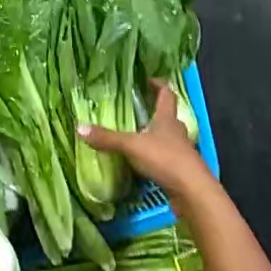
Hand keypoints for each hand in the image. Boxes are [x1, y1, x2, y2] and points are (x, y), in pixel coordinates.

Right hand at [78, 80, 211, 201]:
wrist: (192, 190)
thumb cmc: (165, 159)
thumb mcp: (132, 146)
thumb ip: (108, 138)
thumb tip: (79, 127)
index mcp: (167, 119)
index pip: (166, 94)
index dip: (158, 85)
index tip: (147, 80)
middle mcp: (176, 131)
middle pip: (168, 115)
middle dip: (154, 111)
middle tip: (136, 110)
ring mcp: (181, 150)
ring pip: (168, 137)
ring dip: (155, 135)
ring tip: (136, 136)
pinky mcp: (180, 169)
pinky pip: (166, 157)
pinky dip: (155, 156)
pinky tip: (143, 163)